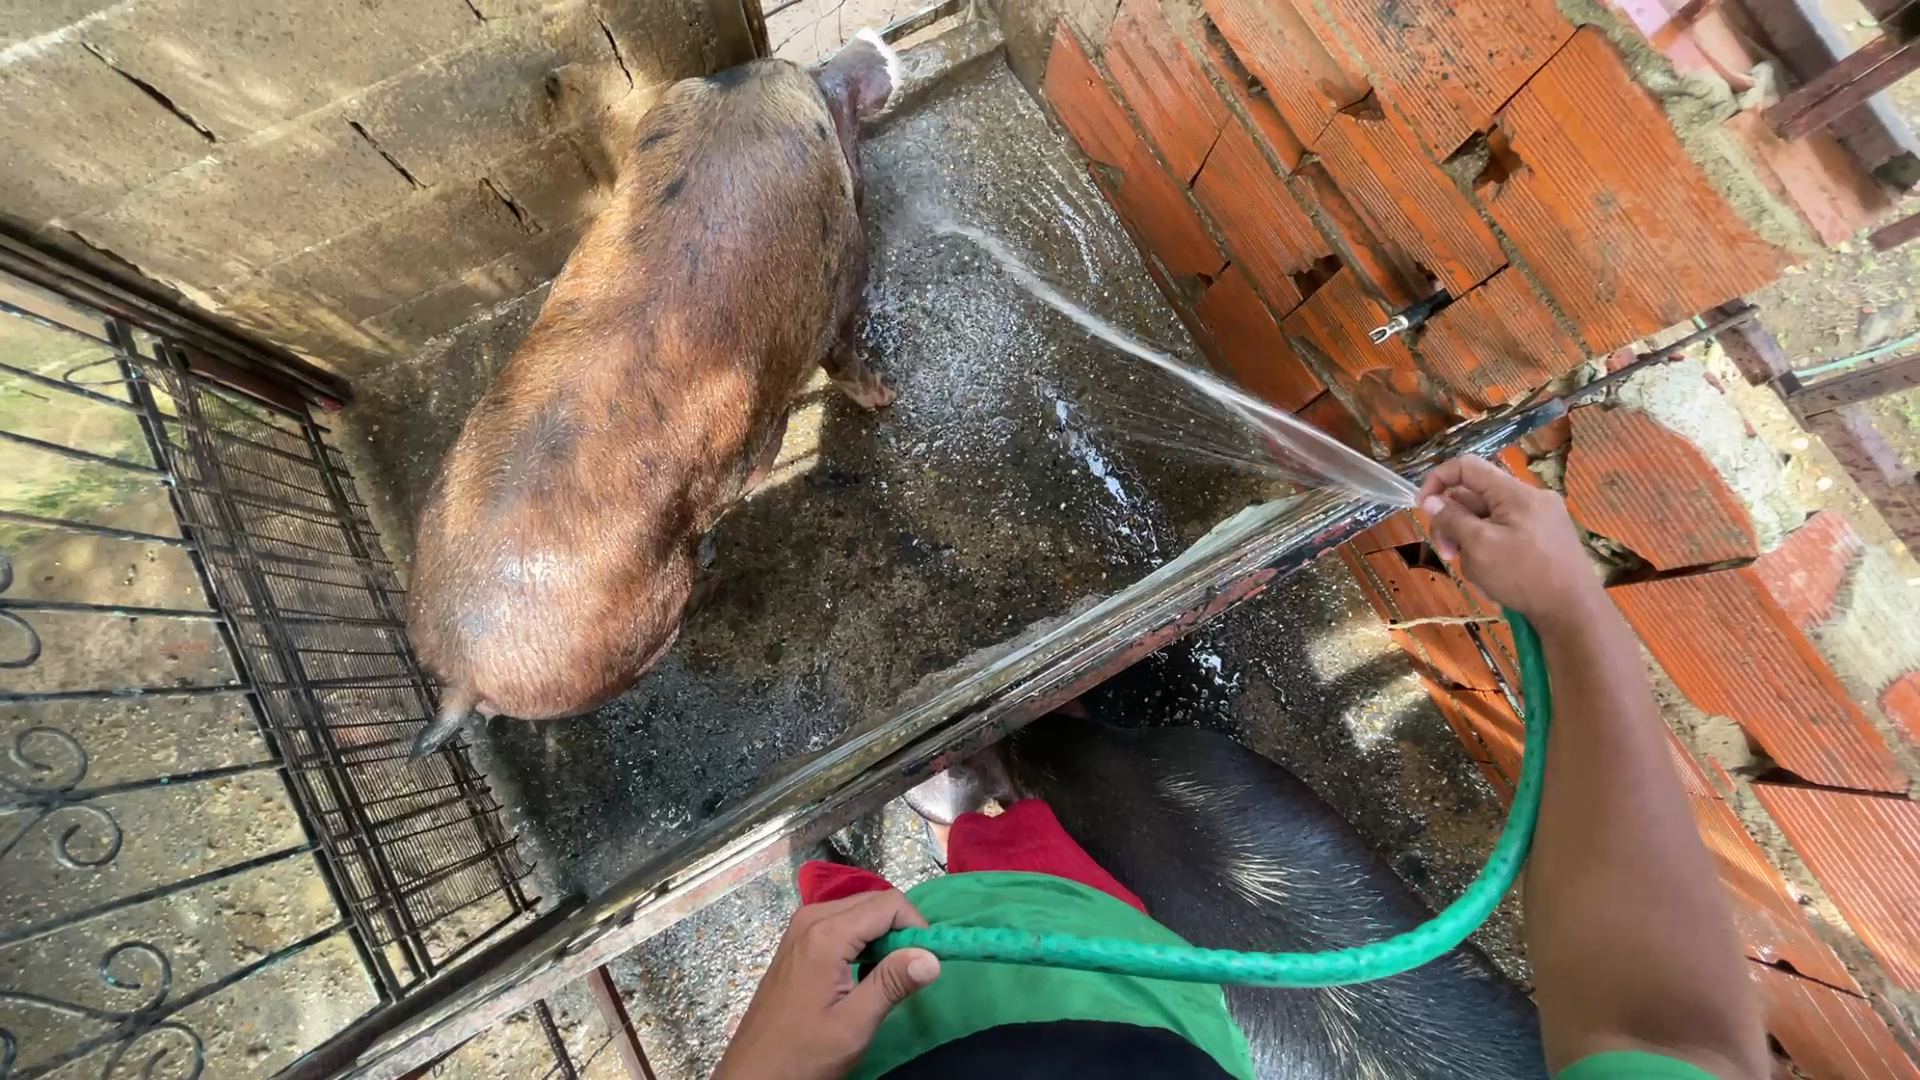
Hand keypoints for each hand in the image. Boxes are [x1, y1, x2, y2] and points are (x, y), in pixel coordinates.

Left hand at [714, 890, 940, 1079]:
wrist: (749, 1078)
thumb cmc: (802, 1056)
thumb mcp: (853, 1026)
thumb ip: (892, 984)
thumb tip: (932, 957)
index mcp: (827, 932)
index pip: (888, 903)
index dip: (915, 926)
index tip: (926, 960)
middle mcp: (812, 916)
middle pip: (874, 902)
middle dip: (899, 929)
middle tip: (909, 971)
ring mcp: (802, 926)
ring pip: (859, 910)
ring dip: (881, 935)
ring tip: (887, 976)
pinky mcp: (798, 939)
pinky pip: (842, 922)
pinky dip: (861, 939)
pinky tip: (862, 973)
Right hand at [1416, 455, 1600, 628]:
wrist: (1574, 611)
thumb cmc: (1524, 576)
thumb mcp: (1479, 546)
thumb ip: (1452, 519)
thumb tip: (1430, 500)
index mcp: (1516, 494)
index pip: (1467, 466)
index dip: (1437, 480)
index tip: (1422, 507)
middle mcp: (1529, 498)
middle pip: (1473, 497)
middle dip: (1452, 523)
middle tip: (1447, 554)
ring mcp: (1538, 518)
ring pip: (1484, 517)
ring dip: (1468, 540)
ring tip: (1473, 569)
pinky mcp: (1542, 536)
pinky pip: (1501, 532)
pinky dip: (1486, 548)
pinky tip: (1490, 572)